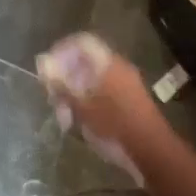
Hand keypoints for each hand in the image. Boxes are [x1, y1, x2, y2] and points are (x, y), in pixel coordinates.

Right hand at [42, 35, 169, 152]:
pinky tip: (80, 125)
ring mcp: (125, 86)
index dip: (61, 50)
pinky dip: (88, 106)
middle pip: (84, 63)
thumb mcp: (82, 106)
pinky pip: (102, 95)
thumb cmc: (114, 125)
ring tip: (66, 120)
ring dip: (74, 97)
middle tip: (53, 100)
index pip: (81, 42)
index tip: (47, 69)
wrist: (152, 153)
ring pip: (92, 82)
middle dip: (65, 80)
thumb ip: (61, 83)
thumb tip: (42, 62)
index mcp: (107, 63)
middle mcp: (117, 69)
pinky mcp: (129, 104)